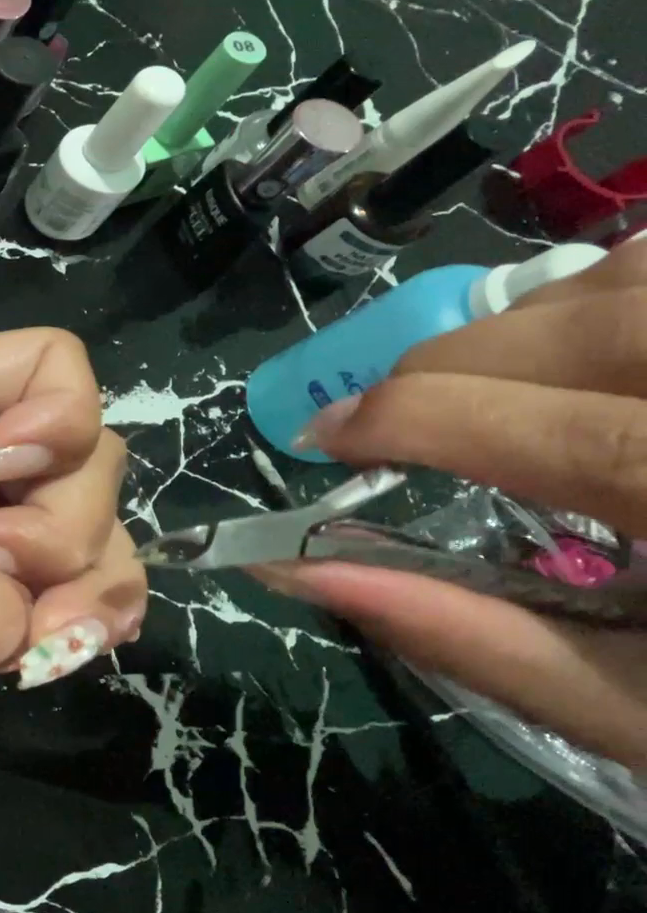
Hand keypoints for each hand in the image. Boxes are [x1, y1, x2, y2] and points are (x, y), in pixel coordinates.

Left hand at [0, 330, 142, 746]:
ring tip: (44, 644)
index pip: (43, 363)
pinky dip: (70, 617)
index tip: (9, 491)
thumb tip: (46, 622)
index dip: (61, 418)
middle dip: (69, 525)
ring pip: (72, 524)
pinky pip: (42, 588)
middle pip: (77, 454)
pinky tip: (51, 654)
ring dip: (90, 580)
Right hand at [266, 240, 646, 769]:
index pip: (574, 440)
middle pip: (598, 332)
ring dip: (524, 321)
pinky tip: (588, 344)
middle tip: (387, 417)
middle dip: (446, 368)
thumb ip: (479, 638)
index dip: (413, 421)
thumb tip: (300, 569)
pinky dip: (608, 287)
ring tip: (482, 382)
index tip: (324, 437)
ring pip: (641, 274)